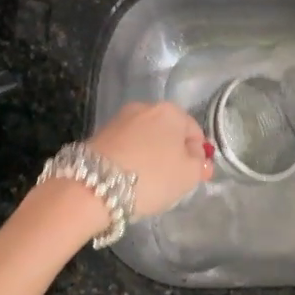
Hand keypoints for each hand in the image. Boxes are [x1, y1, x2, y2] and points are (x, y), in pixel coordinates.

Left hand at [87, 102, 213, 217]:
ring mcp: (118, 120)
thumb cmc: (151, 177)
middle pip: (168, 133)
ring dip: (150, 157)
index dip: (199, 156)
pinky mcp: (98, 135)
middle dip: (173, 154)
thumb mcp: (189, 175)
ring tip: (148, 184)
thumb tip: (200, 158)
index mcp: (171, 111)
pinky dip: (131, 161)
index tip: (195, 177)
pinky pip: (125, 148)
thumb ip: (201, 165)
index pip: (195, 132)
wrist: (92, 187)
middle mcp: (144, 108)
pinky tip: (128, 180)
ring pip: (145, 140)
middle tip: (173, 182)